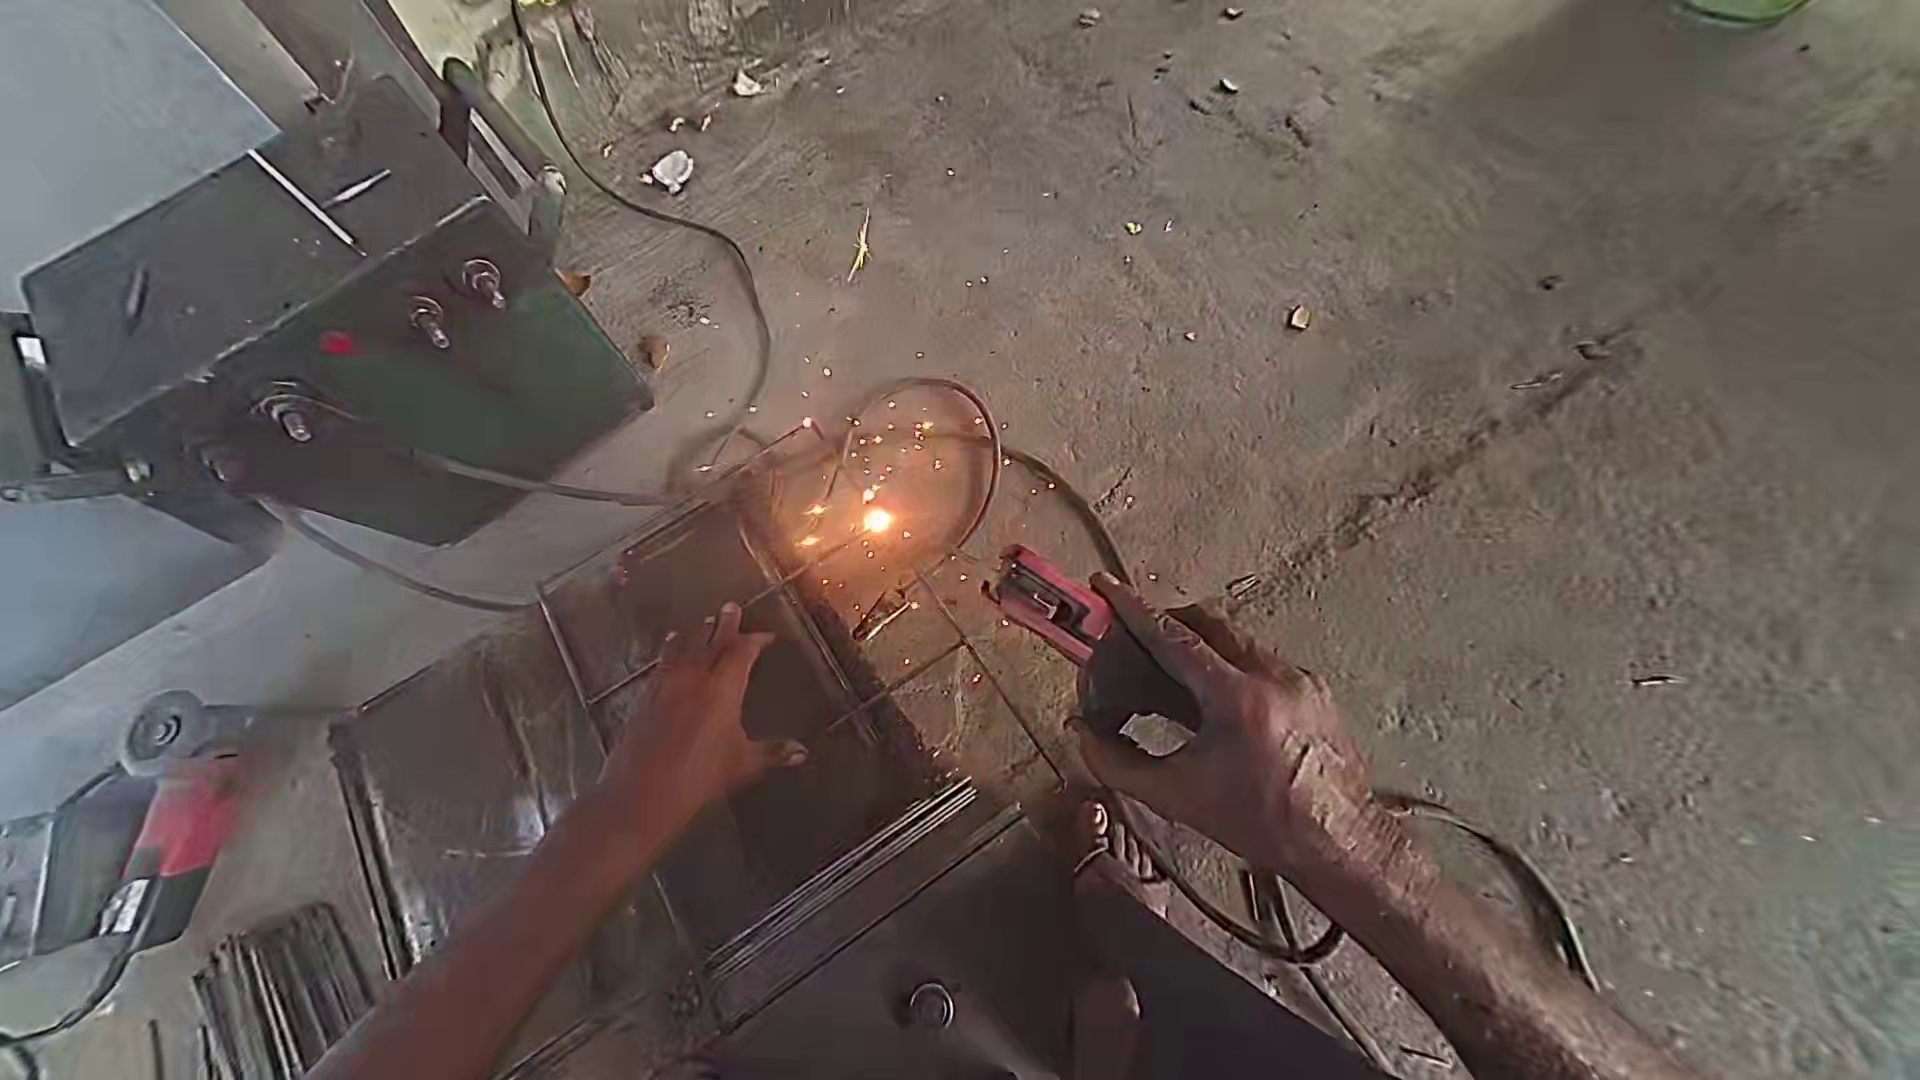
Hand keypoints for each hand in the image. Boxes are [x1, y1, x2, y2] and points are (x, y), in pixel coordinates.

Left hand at [598, 602, 807, 826]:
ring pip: (683, 648)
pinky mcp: (644, 697)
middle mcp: (694, 677)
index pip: (742, 652)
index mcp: (723, 688)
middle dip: (725, 623)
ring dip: (696, 633)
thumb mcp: (743, 764)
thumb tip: (802, 752)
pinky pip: (662, 664)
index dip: (756, 640)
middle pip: (712, 640)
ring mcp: (666, 685)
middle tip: (731, 606)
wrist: (640, 794)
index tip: (767, 636)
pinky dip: (670, 652)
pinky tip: (669, 652)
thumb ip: (773, 753)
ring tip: (702, 622)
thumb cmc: (699, 777)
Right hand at [1070, 574, 1388, 877]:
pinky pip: (1257, 655)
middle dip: (1166, 618)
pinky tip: (1214, 693)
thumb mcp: (1176, 797)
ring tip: (1172, 667)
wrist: (1341, 846)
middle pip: (1206, 621)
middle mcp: (1273, 676)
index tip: (1107, 585)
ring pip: (1233, 635)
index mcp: (1238, 700)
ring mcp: (1298, 678)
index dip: (1133, 608)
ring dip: (1197, 640)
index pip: (1174, 637)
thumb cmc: (1261, 823)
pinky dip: (1226, 661)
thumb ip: (1116, 761)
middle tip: (1136, 632)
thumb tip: (1079, 730)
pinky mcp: (1312, 687)